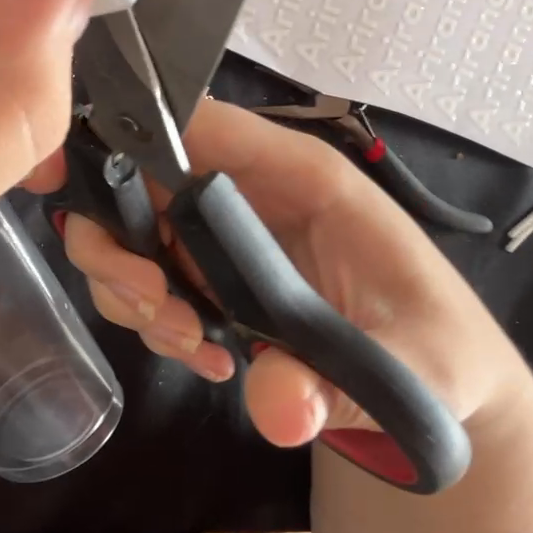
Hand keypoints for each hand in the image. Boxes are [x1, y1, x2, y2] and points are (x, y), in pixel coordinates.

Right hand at [60, 100, 532, 448]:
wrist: (428, 389)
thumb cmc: (438, 354)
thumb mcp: (418, 374)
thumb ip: (344, 386)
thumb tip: (276, 409)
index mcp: (295, 175)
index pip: (196, 123)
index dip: (130, 137)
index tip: (93, 195)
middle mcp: (237, 191)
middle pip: (127, 180)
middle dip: (114, 246)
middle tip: (151, 304)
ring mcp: (207, 232)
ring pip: (117, 234)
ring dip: (127, 294)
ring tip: (193, 346)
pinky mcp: (194, 272)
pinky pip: (133, 282)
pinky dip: (147, 323)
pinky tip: (207, 360)